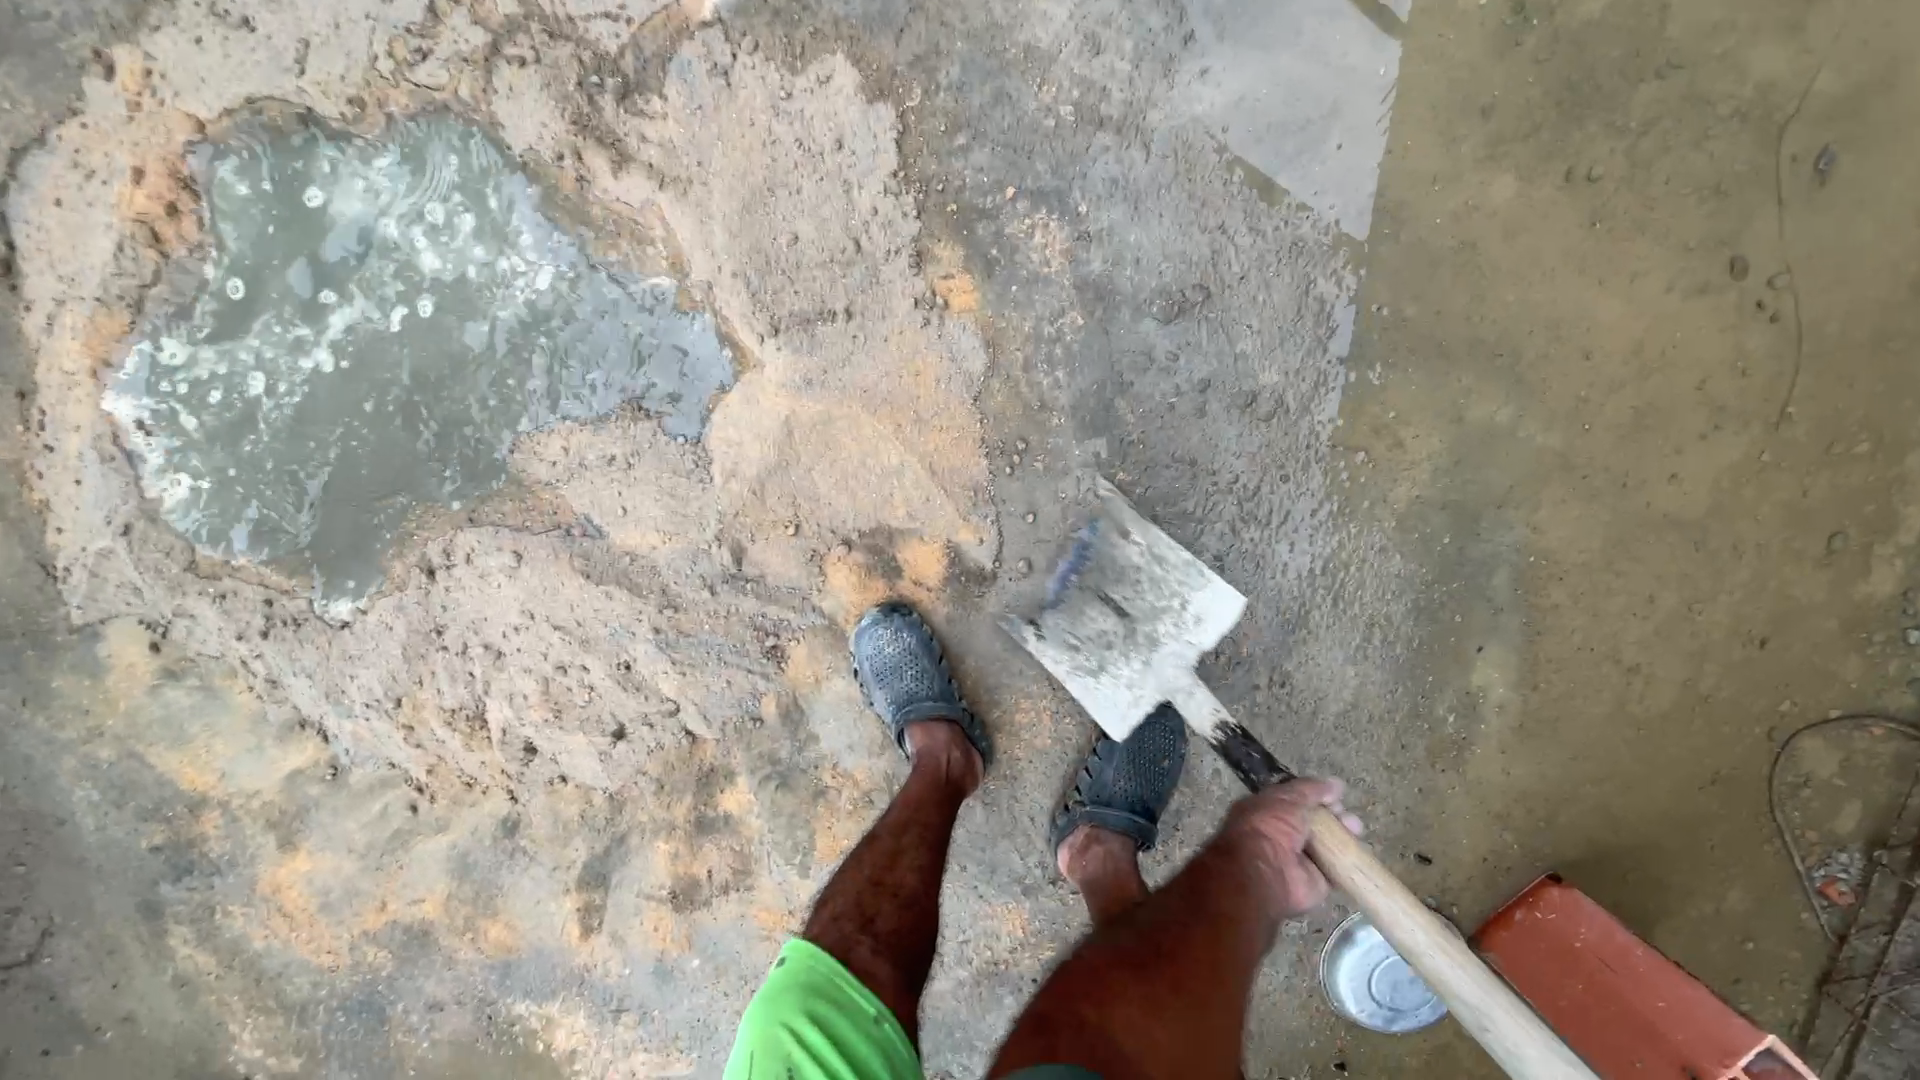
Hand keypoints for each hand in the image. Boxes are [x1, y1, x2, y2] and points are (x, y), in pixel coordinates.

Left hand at [1217, 777, 1362, 918]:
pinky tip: (1357, 849)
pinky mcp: (1314, 880)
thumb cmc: (1269, 825)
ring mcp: (1297, 858)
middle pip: (1313, 822)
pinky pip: (1334, 868)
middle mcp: (1279, 834)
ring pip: (1326, 844)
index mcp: (1265, 811)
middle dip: (1333, 816)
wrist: (1266, 870)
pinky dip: (1346, 860)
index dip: (1316, 797)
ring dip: (1342, 835)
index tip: (1336, 795)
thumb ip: (1311, 789)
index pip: (1294, 800)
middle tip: (1348, 816)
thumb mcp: (1287, 797)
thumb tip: (1335, 784)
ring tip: (1355, 828)